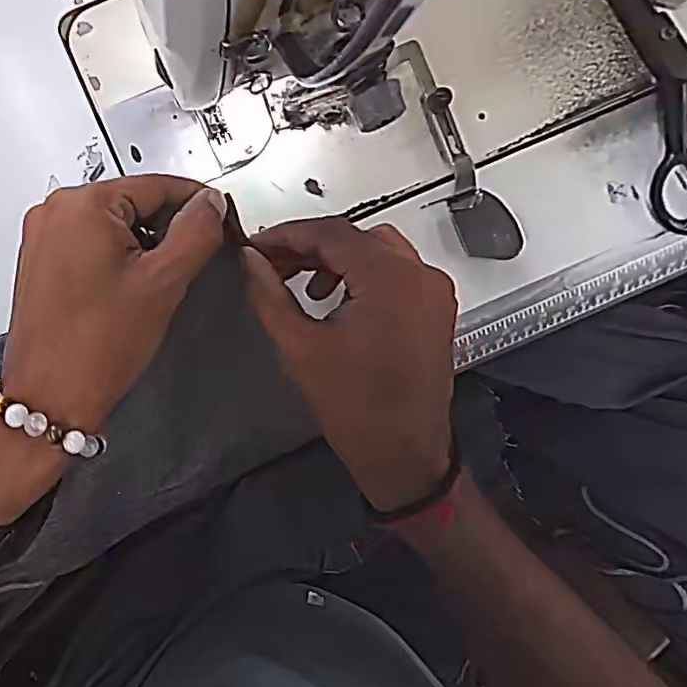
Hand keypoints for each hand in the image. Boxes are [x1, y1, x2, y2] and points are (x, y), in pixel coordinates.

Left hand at [0, 175, 226, 524]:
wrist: (51, 396)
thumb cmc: (92, 347)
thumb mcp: (164, 281)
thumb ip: (196, 231)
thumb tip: (209, 204)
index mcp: (81, 205)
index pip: (157, 184)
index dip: (197, 202)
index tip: (219, 217)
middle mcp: (54, 213)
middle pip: (133, 201)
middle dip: (167, 227)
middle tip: (189, 261)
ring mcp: (42, 238)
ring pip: (112, 224)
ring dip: (142, 246)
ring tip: (152, 286)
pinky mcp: (40, 263)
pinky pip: (90, 245)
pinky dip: (116, 259)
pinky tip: (127, 293)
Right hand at [241, 218, 456, 509]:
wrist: (404, 454)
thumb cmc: (360, 410)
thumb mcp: (300, 347)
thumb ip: (269, 295)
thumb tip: (252, 262)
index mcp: (390, 279)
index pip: (330, 233)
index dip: (286, 235)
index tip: (259, 245)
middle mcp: (420, 277)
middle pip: (354, 236)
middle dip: (308, 247)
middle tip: (272, 263)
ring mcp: (432, 293)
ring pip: (376, 251)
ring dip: (334, 259)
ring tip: (300, 282)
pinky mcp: (434, 310)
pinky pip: (395, 274)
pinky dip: (360, 276)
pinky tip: (334, 300)